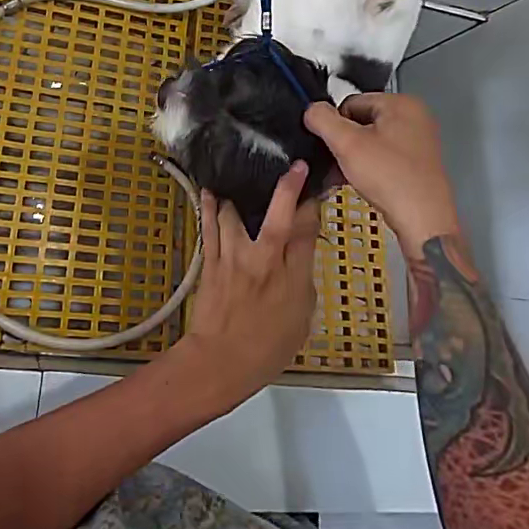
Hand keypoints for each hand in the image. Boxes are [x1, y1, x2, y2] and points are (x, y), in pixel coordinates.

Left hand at [179, 162, 322, 406]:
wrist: (219, 362)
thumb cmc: (267, 346)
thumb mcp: (302, 314)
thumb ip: (303, 276)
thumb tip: (301, 248)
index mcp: (292, 274)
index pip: (307, 228)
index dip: (314, 203)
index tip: (317, 185)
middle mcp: (264, 259)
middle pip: (278, 213)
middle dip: (288, 186)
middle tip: (295, 166)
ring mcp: (233, 257)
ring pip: (238, 213)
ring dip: (243, 191)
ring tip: (244, 169)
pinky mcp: (211, 262)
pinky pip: (210, 226)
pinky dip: (211, 206)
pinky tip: (211, 190)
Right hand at [304, 94, 460, 257]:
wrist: (422, 218)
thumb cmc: (392, 177)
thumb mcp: (347, 144)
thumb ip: (323, 120)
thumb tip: (312, 110)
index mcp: (402, 103)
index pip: (352, 102)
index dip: (336, 125)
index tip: (332, 146)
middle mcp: (415, 118)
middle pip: (362, 123)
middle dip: (345, 144)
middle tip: (340, 164)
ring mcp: (418, 143)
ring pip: (372, 143)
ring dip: (355, 159)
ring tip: (349, 177)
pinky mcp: (417, 165)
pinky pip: (384, 159)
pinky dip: (369, 169)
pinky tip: (361, 184)